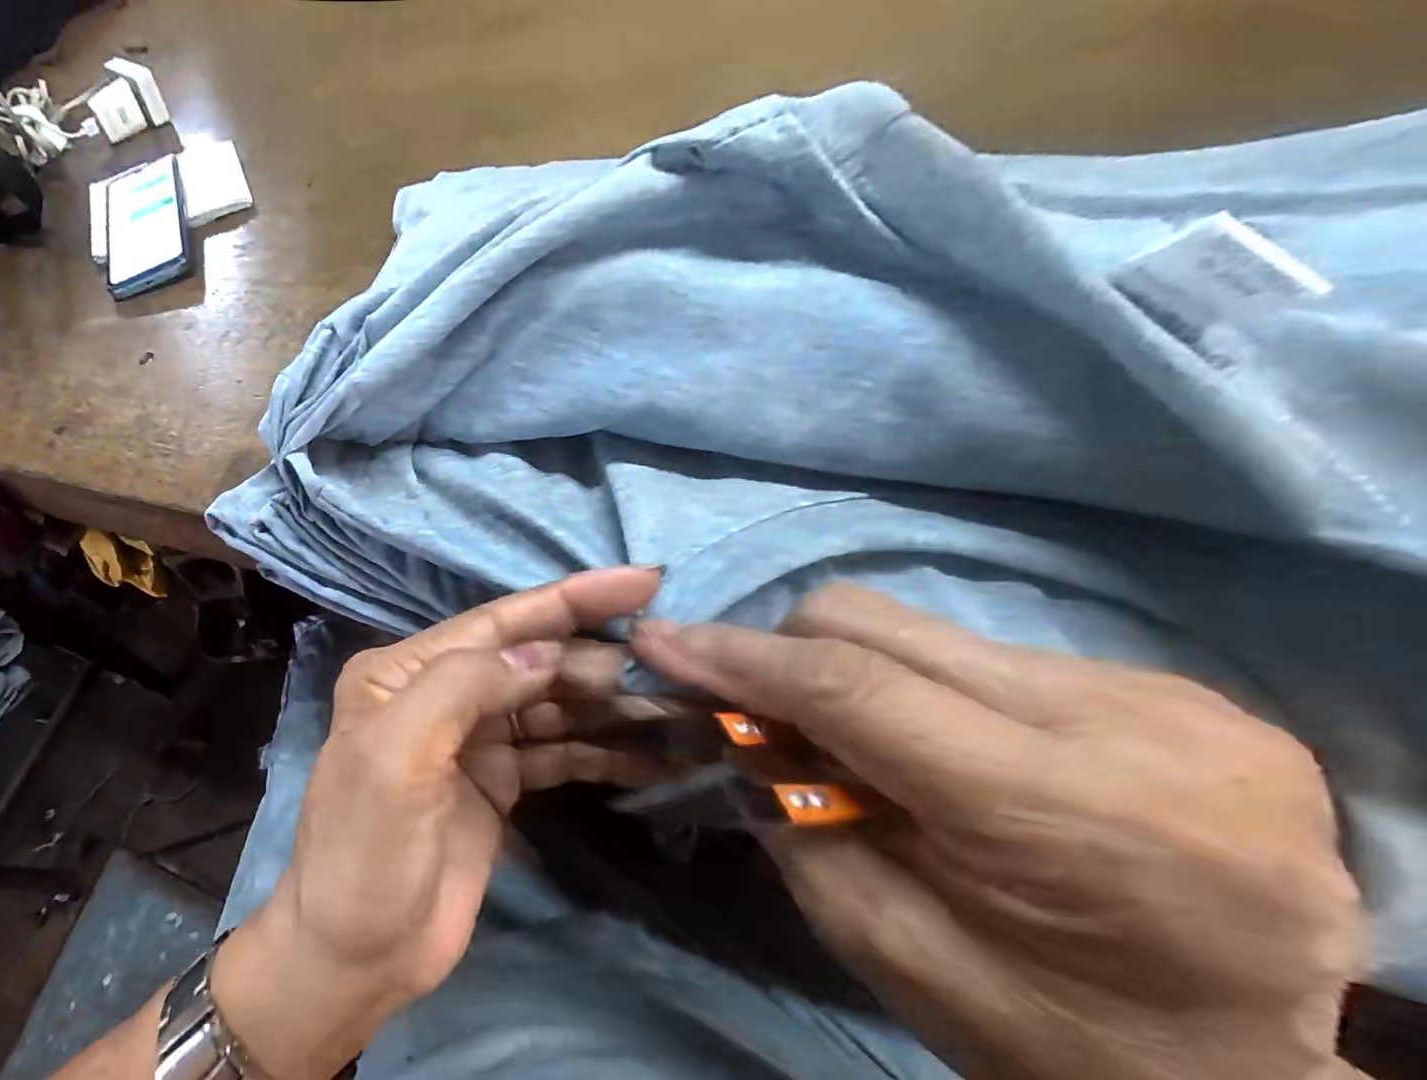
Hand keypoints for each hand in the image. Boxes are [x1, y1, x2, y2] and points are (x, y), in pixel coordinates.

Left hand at [214, 565, 666, 1078]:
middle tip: (670, 668)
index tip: (642, 581)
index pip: (501, 622)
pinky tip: (648, 758)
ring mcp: (474, 738)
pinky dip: (600, 753)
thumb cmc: (364, 850)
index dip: (571, 599)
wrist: (354, 957)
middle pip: (535, 661)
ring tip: (673, 707)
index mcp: (407, 670)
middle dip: (600, 661)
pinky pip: (559, 753)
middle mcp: (442, 692)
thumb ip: (464, 685)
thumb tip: (544, 652)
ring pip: (553, 705)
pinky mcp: (499, 782)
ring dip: (609, 705)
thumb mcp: (397, 755)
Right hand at [632, 584, 1364, 1079]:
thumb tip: (734, 726)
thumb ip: (797, 824)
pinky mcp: (1173, 687)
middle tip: (751, 711)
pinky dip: (923, 687)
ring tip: (850, 745)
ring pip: (922, 627)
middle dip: (783, 653)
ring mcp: (1160, 692)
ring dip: (852, 672)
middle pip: (876, 623)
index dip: (739, 658)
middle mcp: (1123, 721)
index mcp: (1063, 811)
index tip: (660, 642)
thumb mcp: (896, 952)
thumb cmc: (1065, 1048)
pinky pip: (980, 652)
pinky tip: (941, 751)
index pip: (853, 688)